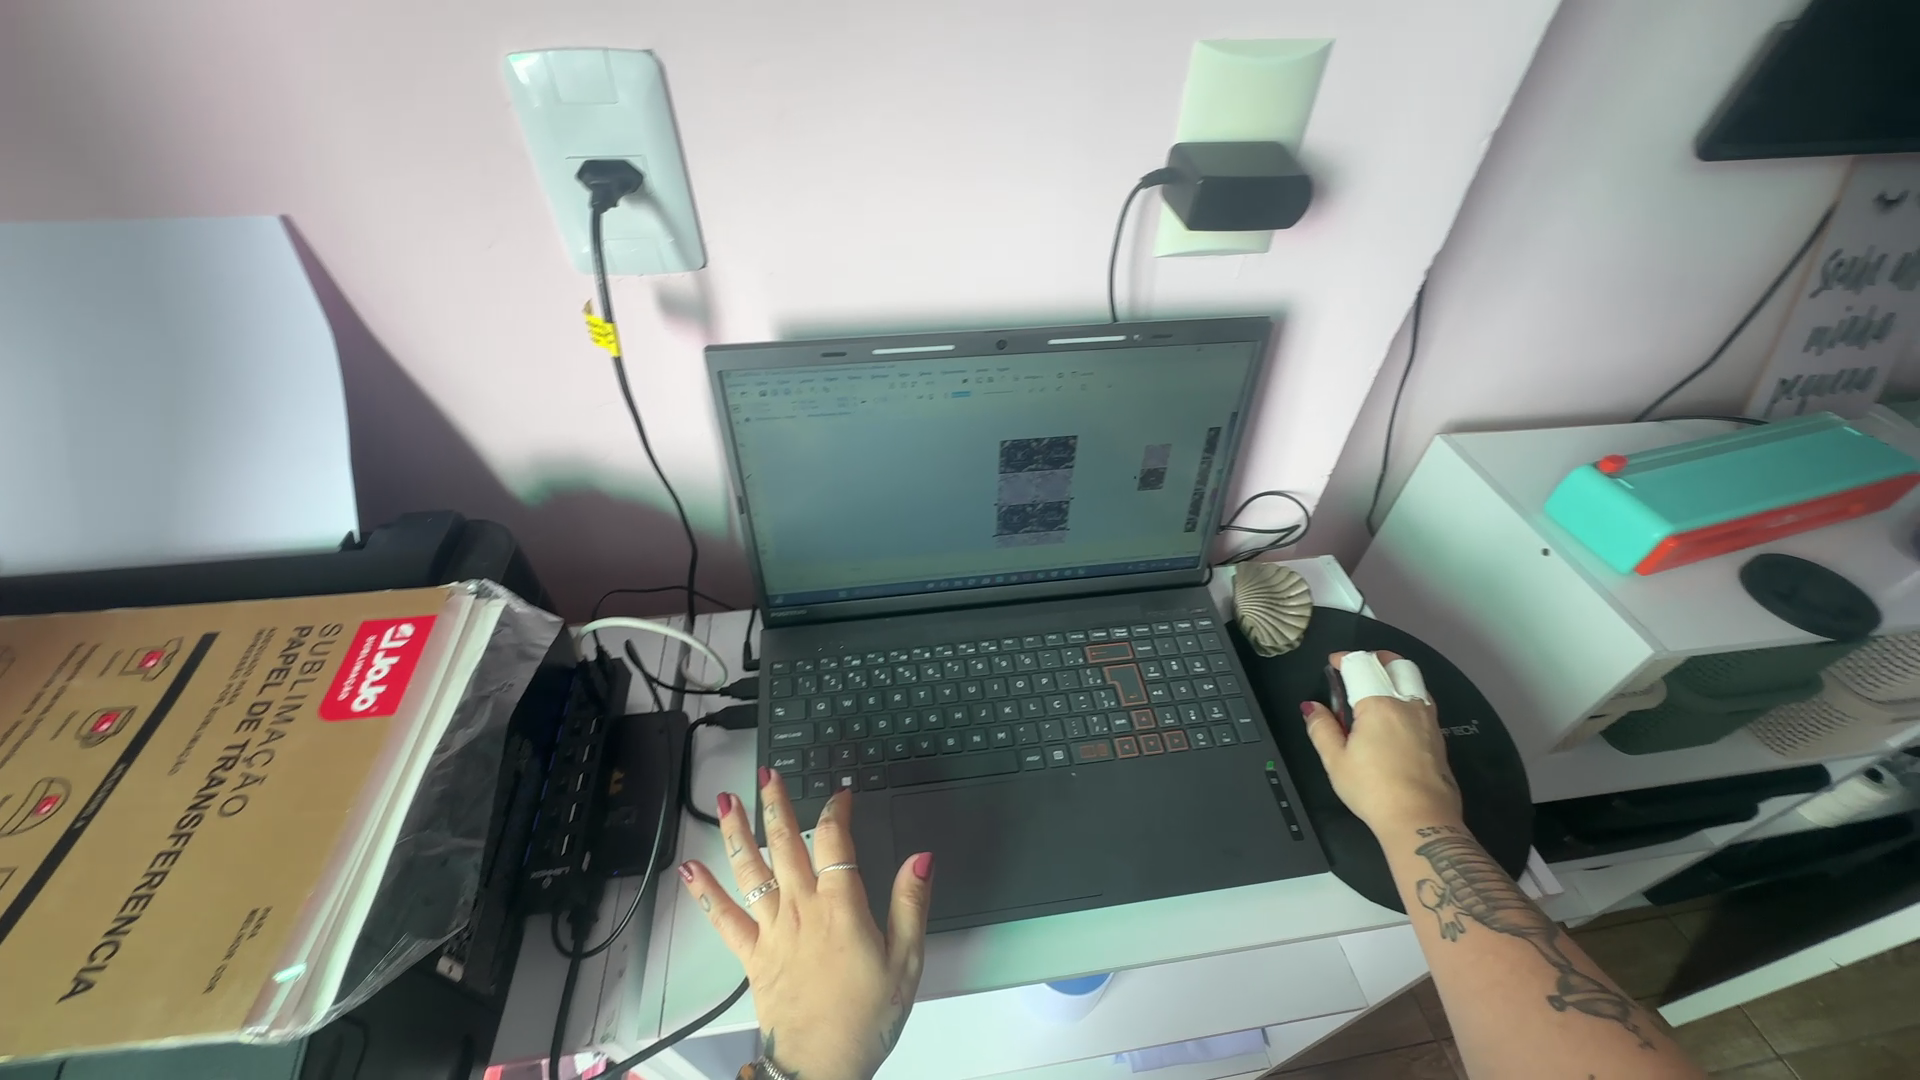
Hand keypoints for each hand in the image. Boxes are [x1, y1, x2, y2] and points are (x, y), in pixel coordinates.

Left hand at [678, 769, 932, 1079]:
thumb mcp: (906, 960)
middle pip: (786, 843)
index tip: (840, 793)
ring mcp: (772, 930)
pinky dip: (705, 892)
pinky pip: (723, 919)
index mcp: (841, 906)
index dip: (836, 809)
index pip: (835, 840)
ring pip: (751, 870)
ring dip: (737, 833)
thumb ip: (911, 903)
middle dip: (777, 804)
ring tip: (726, 801)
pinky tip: (690, 868)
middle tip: (768, 775)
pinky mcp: (752, 956)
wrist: (822, 1070)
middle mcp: (802, 909)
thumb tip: (921, 857)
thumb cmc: (866, 1017)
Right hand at [1300, 650, 1462, 834]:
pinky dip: (1407, 693)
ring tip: (1377, 685)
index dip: (1343, 659)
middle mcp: (1408, 704)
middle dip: (1375, 658)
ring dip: (1395, 674)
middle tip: (1357, 666)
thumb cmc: (1374, 790)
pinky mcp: (1439, 737)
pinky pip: (1423, 701)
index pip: (1361, 665)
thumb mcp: (1335, 760)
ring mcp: (1428, 720)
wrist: (1421, 821)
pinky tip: (1395, 712)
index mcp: (1379, 705)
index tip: (1333, 662)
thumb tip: (1311, 707)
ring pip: (1415, 680)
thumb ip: (1321, 727)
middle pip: (1396, 664)